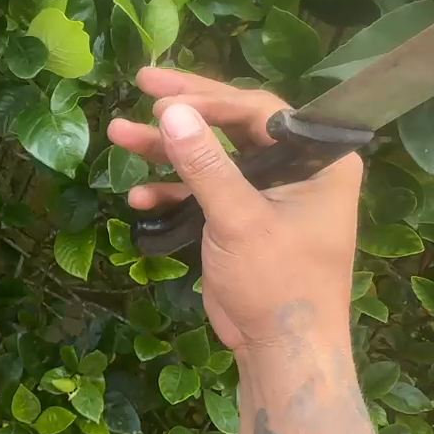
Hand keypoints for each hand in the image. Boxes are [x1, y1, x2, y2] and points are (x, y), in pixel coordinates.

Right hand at [107, 67, 362, 353]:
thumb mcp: (238, 218)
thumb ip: (204, 164)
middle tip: (141, 83)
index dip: (206, 100)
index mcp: (316, 161)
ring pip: (210, 159)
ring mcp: (264, 195)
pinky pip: (202, 194)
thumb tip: (169, 111)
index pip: (257, 111)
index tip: (159, 99)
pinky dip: (172, 193)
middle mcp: (294, 170)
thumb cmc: (277, 282)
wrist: (280, 350)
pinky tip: (139, 198)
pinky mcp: (240, 220)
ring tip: (117, 135)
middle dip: (183, 111)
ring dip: (165, 152)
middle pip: (231, 126)